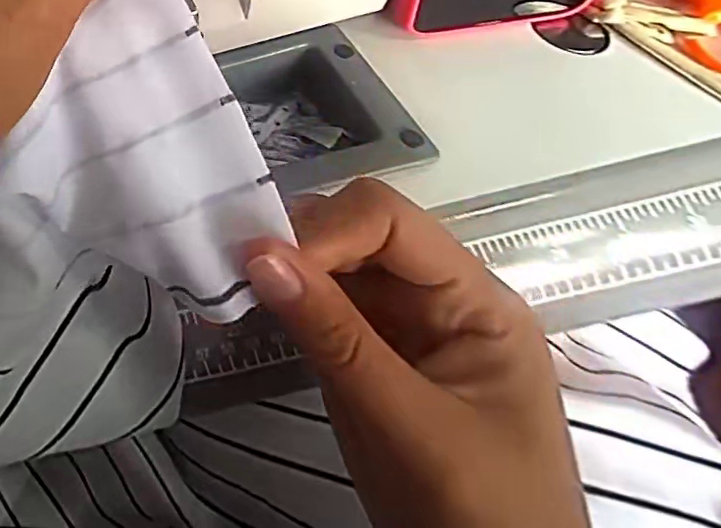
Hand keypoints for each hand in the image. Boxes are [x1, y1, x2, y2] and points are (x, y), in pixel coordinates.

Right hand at [243, 179, 586, 527]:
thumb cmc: (480, 516)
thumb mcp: (409, 427)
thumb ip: (334, 337)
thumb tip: (260, 256)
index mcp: (474, 300)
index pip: (390, 222)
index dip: (327, 230)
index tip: (267, 262)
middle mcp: (437, 294)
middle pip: (359, 228)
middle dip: (300, 241)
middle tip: (243, 268)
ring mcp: (402, 320)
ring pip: (333, 259)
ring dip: (285, 264)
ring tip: (240, 283)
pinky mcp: (368, 345)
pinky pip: (321, 299)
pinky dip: (285, 295)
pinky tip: (256, 304)